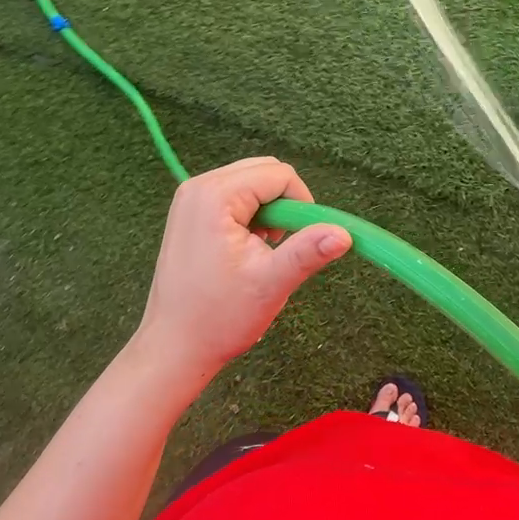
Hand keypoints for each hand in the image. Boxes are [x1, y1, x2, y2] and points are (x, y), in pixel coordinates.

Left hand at [135, 157, 351, 376]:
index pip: (279, 174)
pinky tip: (245, 250)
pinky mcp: (190, 211)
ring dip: (268, 211)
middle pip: (264, 171)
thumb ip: (307, 252)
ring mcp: (191, 197)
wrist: (173, 348)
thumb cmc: (220, 317)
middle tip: (278, 247)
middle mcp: (198, 185)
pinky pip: (235, 195)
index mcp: (215, 195)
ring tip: (261, 251)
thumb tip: (344, 234)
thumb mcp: (271, 283)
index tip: (298, 242)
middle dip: (283, 205)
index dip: (300, 203)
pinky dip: (251, 215)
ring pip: (252, 182)